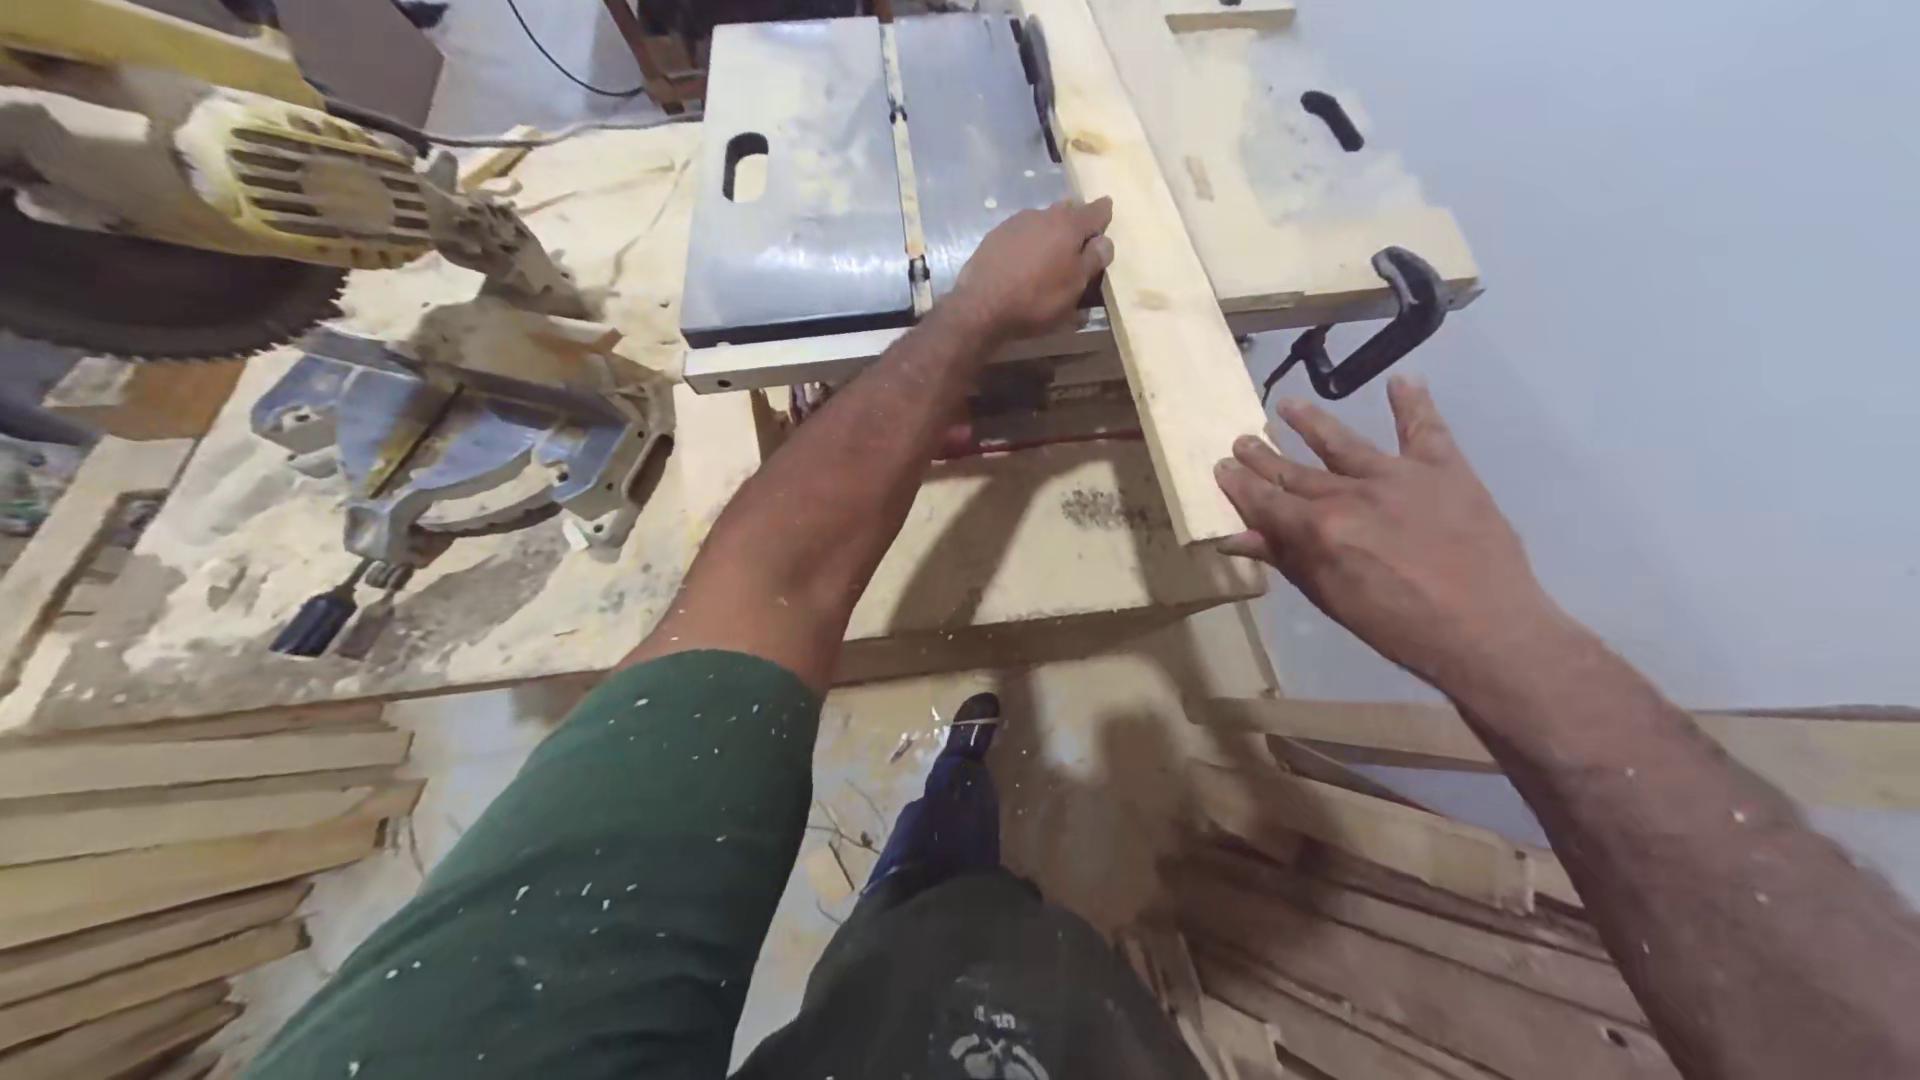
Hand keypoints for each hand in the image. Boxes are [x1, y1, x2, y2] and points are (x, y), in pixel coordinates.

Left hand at [948, 198, 1114, 341]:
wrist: (981, 306)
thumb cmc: (1036, 299)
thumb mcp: (1074, 287)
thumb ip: (1093, 261)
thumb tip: (1104, 241)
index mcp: (1069, 225)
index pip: (1096, 210)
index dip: (1104, 214)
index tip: (1107, 215)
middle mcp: (1043, 214)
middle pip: (1067, 212)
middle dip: (1075, 223)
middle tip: (1077, 243)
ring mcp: (1015, 222)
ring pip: (1041, 221)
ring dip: (1049, 233)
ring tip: (1048, 256)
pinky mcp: (994, 236)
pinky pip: (1020, 234)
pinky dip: (1027, 244)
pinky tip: (1022, 262)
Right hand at [1214, 375, 1577, 689]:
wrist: (1486, 631)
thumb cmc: (1395, 624)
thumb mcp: (1328, 596)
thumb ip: (1284, 558)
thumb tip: (1234, 538)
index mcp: (1318, 529)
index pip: (1265, 499)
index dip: (1239, 484)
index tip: (1221, 466)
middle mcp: (1349, 494)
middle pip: (1295, 469)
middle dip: (1263, 455)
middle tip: (1242, 439)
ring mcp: (1397, 477)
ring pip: (1343, 442)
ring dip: (1310, 423)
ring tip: (1287, 404)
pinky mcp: (1444, 470)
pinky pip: (1425, 430)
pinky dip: (1413, 404)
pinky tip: (1401, 380)